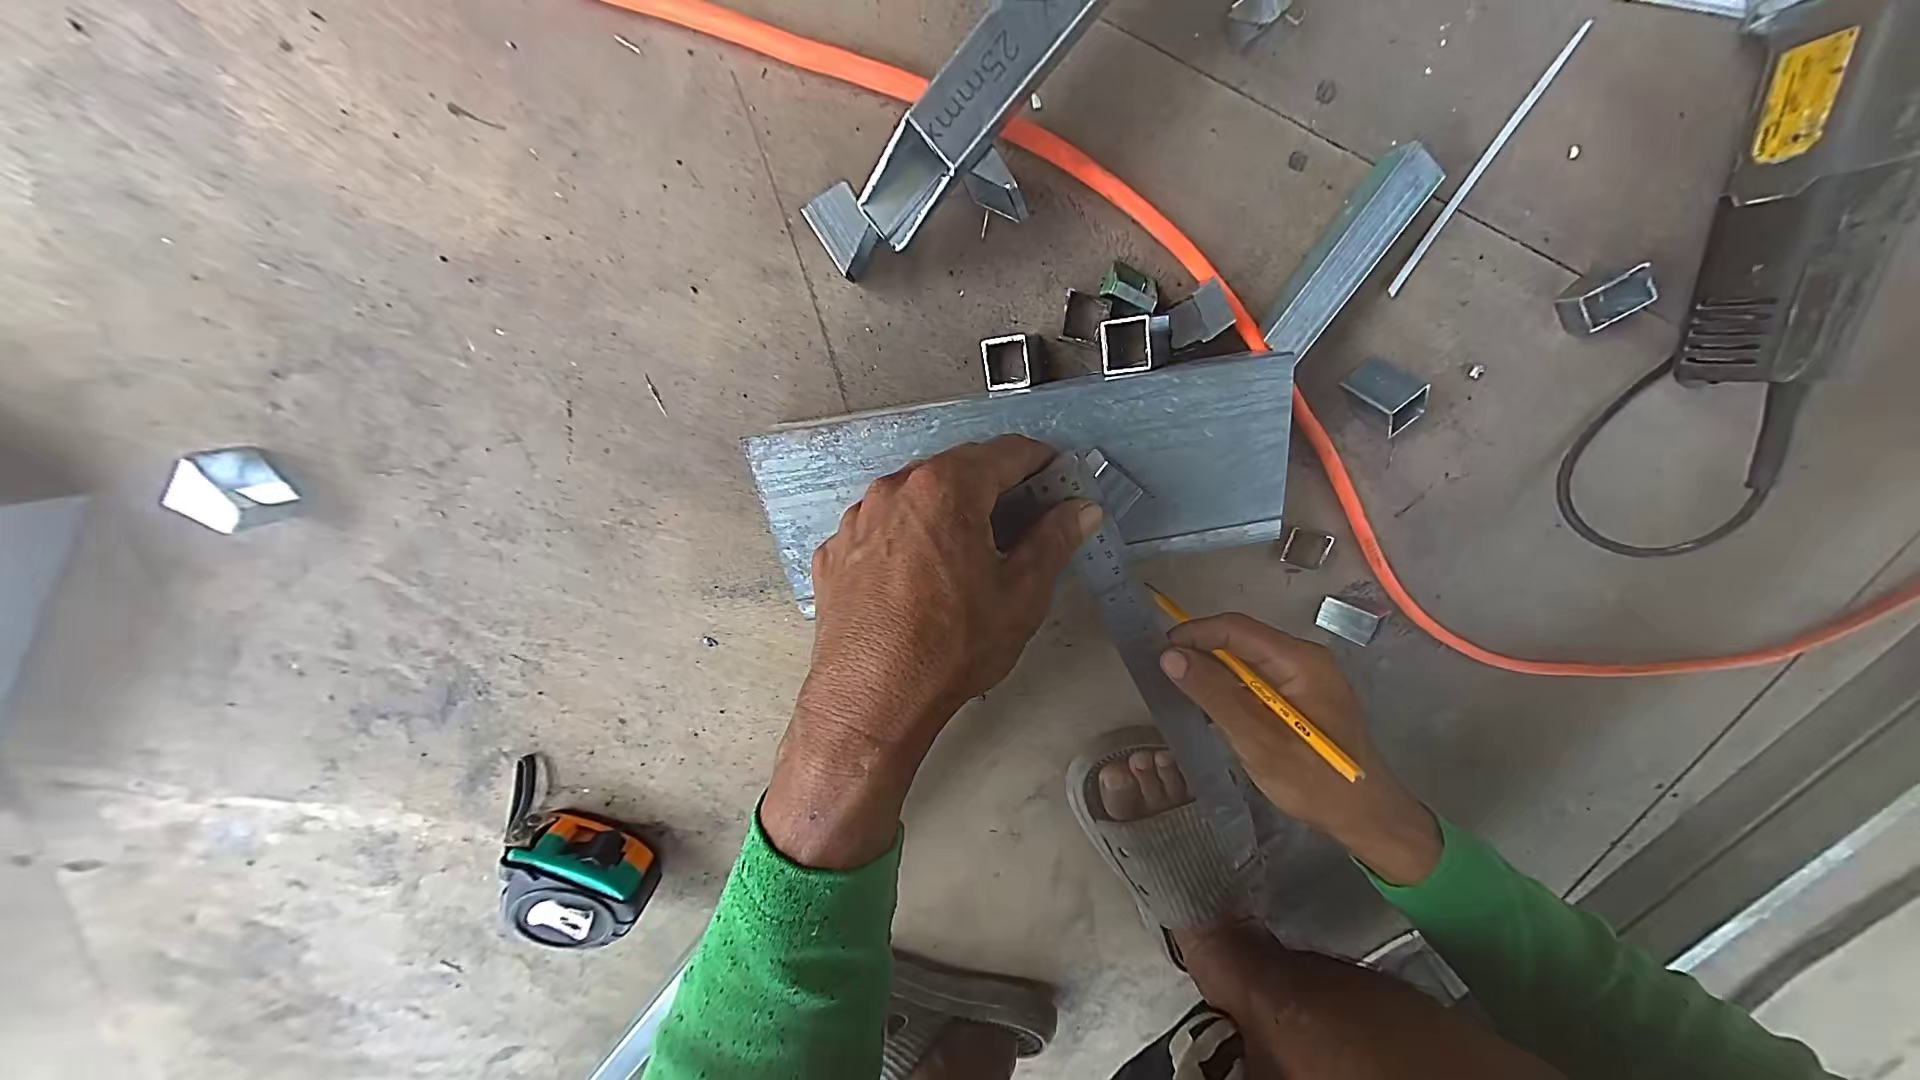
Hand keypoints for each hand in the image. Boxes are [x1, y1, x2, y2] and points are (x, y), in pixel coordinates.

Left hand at [762, 435, 1101, 868]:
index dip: (1040, 462)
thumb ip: (1054, 539)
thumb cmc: (952, 646)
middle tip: (1022, 517)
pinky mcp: (836, 550)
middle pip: (957, 469)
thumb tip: (1082, 508)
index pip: (1006, 453)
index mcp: (946, 489)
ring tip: (970, 547)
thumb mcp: (1020, 594)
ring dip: (949, 508)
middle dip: (994, 484)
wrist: (870, 700)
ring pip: (916, 495)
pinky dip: (909, 534)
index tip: (1057, 479)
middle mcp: (895, 489)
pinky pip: (883, 525)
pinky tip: (920, 572)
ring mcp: (858, 518)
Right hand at [1159, 614, 1441, 884]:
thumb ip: (1214, 694)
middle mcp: (1303, 658)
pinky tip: (1211, 703)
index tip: (1160, 653)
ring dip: (1211, 668)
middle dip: (1199, 650)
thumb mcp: (1258, 741)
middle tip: (1166, 673)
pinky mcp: (1298, 694)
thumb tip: (1170, 656)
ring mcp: (1302, 676)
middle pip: (1239, 639)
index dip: (1194, 634)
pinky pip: (1253, 677)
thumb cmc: (1317, 783)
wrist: (1368, 821)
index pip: (1235, 629)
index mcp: (1300, 661)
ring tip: (1181, 688)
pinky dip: (1227, 684)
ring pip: (1243, 658)